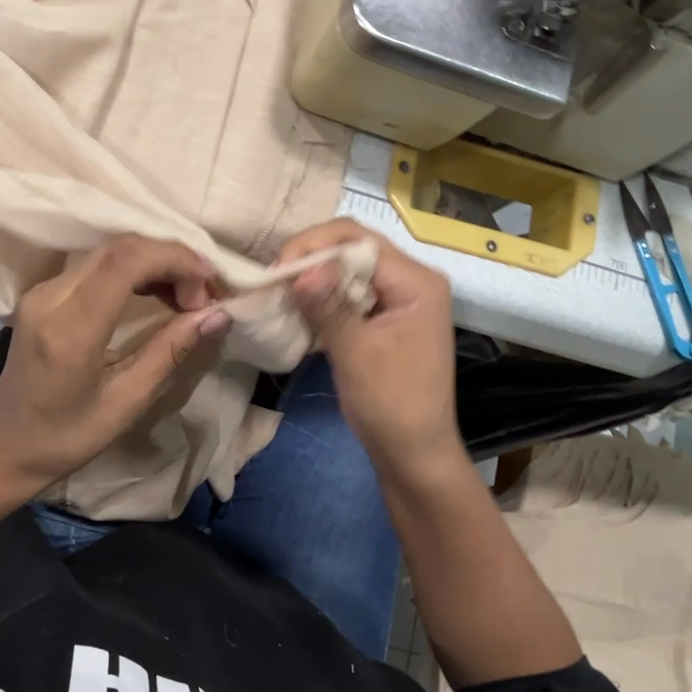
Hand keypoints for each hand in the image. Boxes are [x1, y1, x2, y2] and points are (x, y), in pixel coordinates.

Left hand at [0, 236, 229, 486]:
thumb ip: (170, 351)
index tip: (209, 289)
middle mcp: (51, 298)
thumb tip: (217, 314)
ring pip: (110, 251)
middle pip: (120, 248)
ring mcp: (43, 291)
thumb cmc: (67, 436)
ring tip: (187, 297)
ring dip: (156, 263)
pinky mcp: (43, 293)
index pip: (126, 262)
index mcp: (70, 329)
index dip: (175, 261)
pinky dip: (136, 269)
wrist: (8, 443)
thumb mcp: (127, 402)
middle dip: (172, 260)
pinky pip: (97, 265)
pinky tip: (158, 293)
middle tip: (204, 297)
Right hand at [278, 220, 458, 460]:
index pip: (359, 240)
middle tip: (274, 281)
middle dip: (311, 260)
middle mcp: (413, 281)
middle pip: (354, 249)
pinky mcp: (386, 319)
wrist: (413, 452)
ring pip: (349, 271)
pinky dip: (324, 299)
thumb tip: (300, 268)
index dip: (313, 247)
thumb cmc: (391, 403)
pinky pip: (351, 294)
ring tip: (280, 294)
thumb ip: (329, 305)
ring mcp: (400, 300)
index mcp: (417, 281)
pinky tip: (299, 311)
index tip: (276, 271)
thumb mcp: (356, 352)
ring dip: (315, 279)